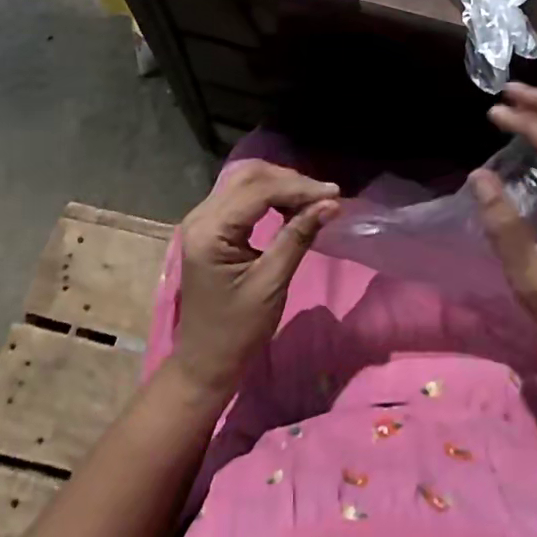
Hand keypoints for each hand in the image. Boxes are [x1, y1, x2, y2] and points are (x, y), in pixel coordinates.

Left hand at [172, 162, 339, 394]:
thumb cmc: (239, 329)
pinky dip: (268, 194)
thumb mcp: (272, 283)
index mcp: (210, 230)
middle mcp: (201, 215)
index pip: (258, 190)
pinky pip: (240, 195)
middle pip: (248, 176)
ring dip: (279, 184)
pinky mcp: (210, 225)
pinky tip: (291, 206)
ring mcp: (202, 218)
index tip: (334, 194)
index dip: (298, 187)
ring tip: (313, 200)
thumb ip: (298, 237)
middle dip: (289, 180)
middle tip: (325, 196)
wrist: (207, 360)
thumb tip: (330, 205)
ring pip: (244, 180)